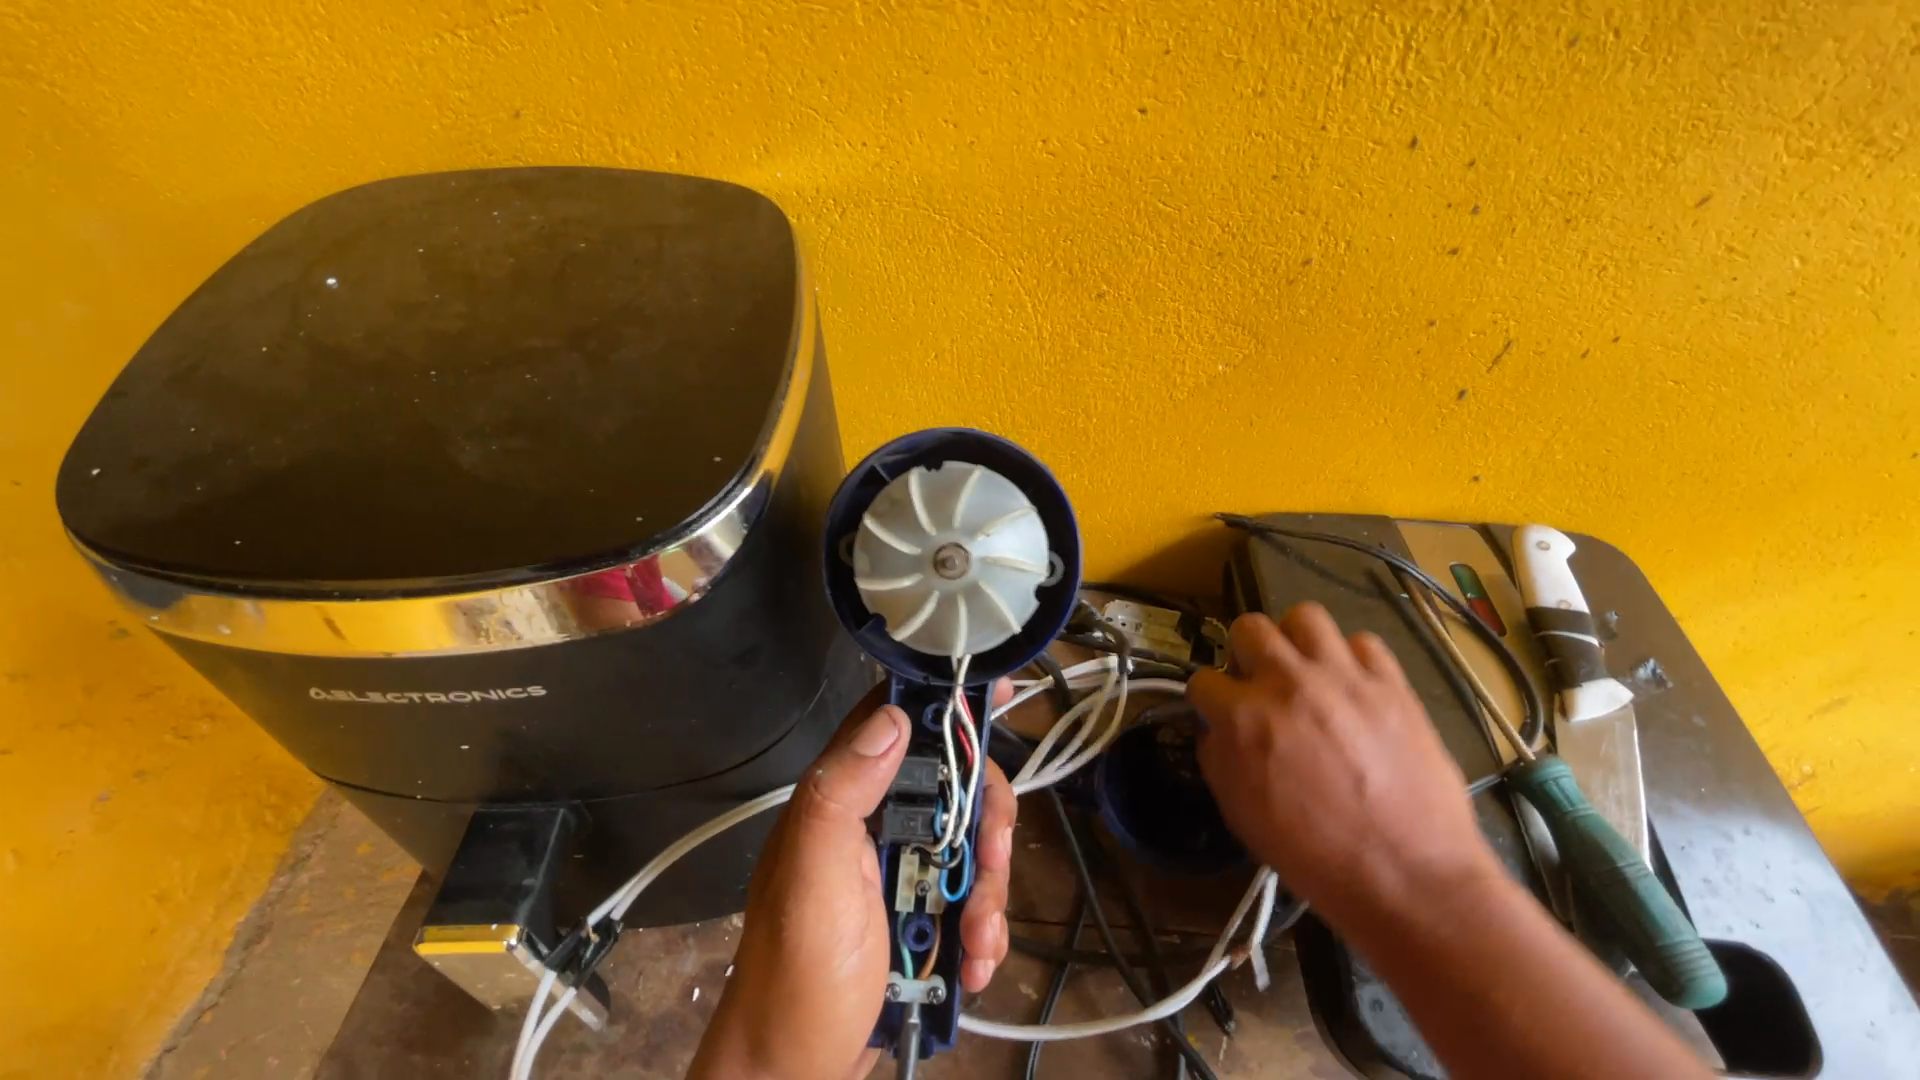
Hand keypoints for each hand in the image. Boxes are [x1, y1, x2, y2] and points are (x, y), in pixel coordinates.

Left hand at [690, 682, 1016, 1079]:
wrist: (795, 1073)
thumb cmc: (798, 974)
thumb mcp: (814, 876)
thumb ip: (842, 792)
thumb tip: (892, 716)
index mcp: (842, 797)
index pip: (896, 722)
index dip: (945, 703)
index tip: (996, 697)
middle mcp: (873, 821)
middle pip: (953, 784)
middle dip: (986, 820)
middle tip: (992, 862)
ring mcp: (900, 867)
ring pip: (971, 841)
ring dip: (989, 888)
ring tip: (978, 941)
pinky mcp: (920, 911)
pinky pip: (971, 895)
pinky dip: (984, 926)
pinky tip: (973, 963)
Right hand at [1187, 604, 1501, 929]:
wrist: (1407, 876)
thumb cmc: (1312, 854)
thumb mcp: (1238, 812)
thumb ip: (1217, 758)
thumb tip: (1215, 729)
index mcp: (1243, 717)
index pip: (1203, 680)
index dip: (1207, 700)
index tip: (1218, 714)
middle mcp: (1288, 682)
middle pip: (1249, 628)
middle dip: (1245, 654)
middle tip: (1259, 684)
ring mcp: (1344, 677)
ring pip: (1305, 617)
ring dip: (1296, 642)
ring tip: (1306, 672)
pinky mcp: (1392, 683)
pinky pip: (1364, 643)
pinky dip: (1352, 661)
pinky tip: (1354, 689)